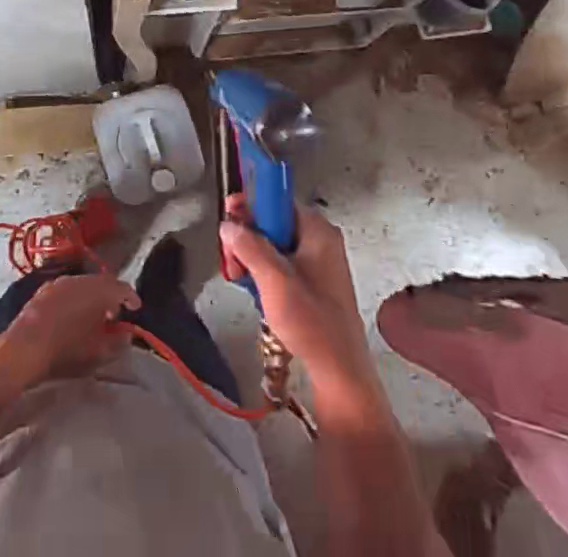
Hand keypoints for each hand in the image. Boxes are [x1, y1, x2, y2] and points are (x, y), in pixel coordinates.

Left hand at [0, 273, 140, 391]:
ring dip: (92, 296)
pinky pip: (67, 289)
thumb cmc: (65, 350)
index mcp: (96, 290)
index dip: (131, 297)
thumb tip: (126, 335)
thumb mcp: (97, 351)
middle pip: (102, 282)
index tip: (136, 308)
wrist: (22, 350)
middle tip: (115, 313)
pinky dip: (75, 298)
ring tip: (94, 316)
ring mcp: (58, 283)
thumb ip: (117, 341)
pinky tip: (72, 315)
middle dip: (111, 296)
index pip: (121, 287)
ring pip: (83, 284)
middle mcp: (78, 279)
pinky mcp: (42, 291)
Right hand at [220, 210, 382, 411]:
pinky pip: (281, 263)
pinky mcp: (313, 281)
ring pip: (273, 244)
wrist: (338, 368)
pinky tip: (256, 291)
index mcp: (317, 230)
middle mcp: (320, 239)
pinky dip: (264, 273)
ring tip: (241, 279)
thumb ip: (249, 246)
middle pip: (272, 222)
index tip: (228, 219)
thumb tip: (228, 225)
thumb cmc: (310, 322)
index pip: (278, 199)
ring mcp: (318, 261)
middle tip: (233, 262)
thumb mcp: (274, 280)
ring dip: (251, 258)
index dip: (251, 206)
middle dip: (246, 238)